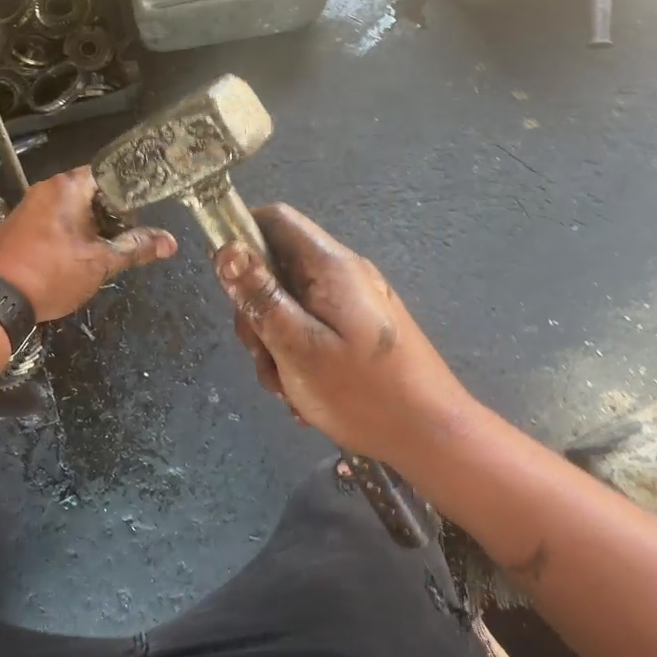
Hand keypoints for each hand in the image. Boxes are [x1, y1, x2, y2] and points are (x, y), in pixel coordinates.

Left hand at [0, 167, 177, 321]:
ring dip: (91, 226)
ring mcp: (29, 205)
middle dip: (112, 213)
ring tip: (105, 250)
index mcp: (67, 186)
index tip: (144, 211)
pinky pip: (54, 219)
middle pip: (91, 191)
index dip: (131, 191)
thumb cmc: (51, 274)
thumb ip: (136, 247)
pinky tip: (78, 256)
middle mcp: (47, 187)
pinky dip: (71, 232)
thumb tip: (170, 241)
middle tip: (128, 237)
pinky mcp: (20, 224)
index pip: (110, 172)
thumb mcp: (100, 263)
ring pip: (73, 207)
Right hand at [213, 204, 474, 461]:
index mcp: (330, 266)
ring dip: (273, 340)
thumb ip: (260, 296)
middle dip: (255, 308)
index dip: (239, 236)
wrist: (434, 437)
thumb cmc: (363, 393)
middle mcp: (343, 274)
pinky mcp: (358, 328)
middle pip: (276, 266)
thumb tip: (226, 250)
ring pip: (288, 302)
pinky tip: (302, 390)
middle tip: (261, 354)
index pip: (274, 219)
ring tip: (285, 384)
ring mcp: (352, 301)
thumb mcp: (297, 346)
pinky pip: (310, 326)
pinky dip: (296, 353)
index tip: (222, 280)